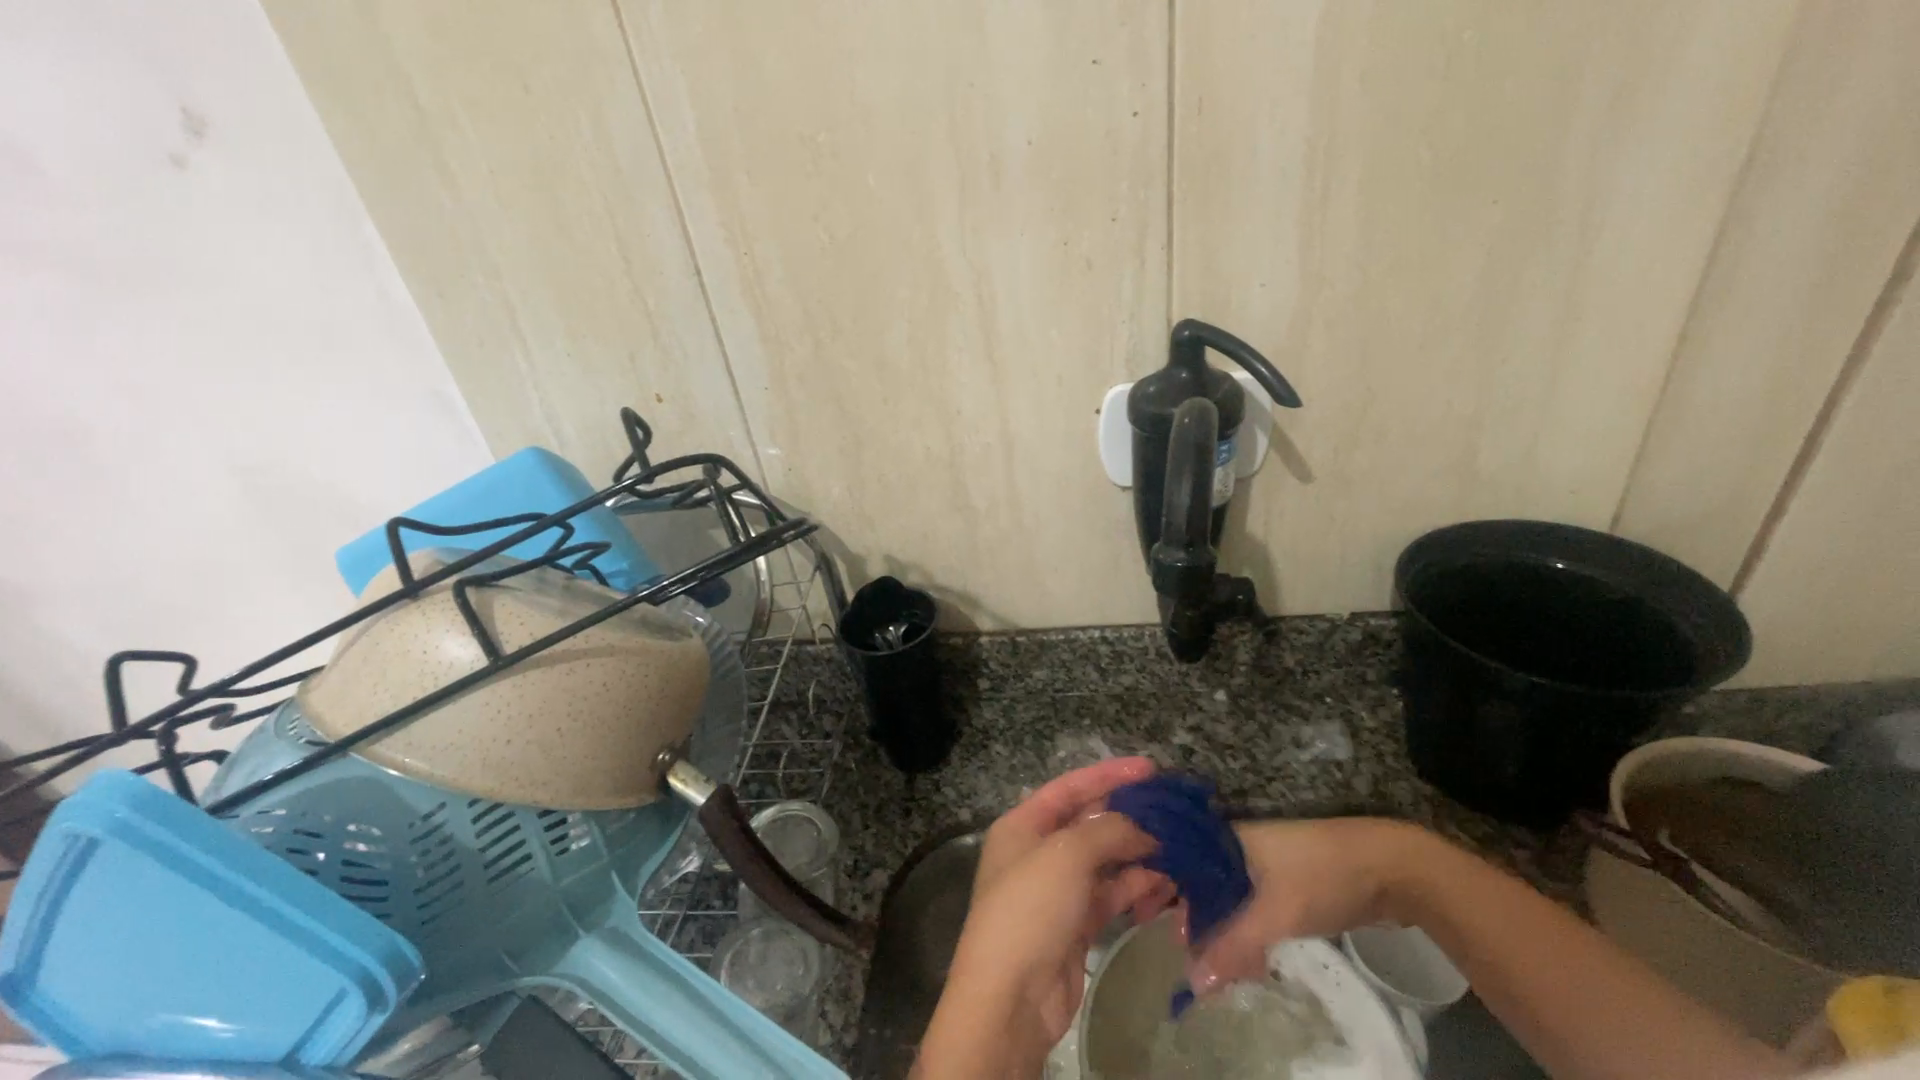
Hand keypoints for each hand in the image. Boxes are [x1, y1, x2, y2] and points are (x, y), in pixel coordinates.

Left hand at [914, 757, 1166, 1077]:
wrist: (1011, 996)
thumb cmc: (1031, 909)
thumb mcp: (1067, 855)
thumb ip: (1108, 831)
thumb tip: (1142, 829)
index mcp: (1022, 826)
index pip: (1068, 787)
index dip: (1107, 774)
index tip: (1149, 768)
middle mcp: (1037, 853)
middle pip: (1088, 823)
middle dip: (1128, 817)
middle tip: (1173, 813)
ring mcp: (1057, 891)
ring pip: (1104, 862)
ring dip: (1138, 856)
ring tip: (1179, 851)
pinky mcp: (1075, 925)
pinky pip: (1111, 896)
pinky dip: (1136, 889)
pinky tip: (1166, 887)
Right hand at [1187, 817, 1427, 992]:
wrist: (1396, 869)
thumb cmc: (1324, 877)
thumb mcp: (1274, 915)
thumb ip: (1232, 947)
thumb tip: (1193, 984)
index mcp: (1227, 838)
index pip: (1182, 864)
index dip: (1171, 898)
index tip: (1166, 935)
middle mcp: (1241, 845)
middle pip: (1206, 884)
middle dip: (1201, 923)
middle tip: (1197, 961)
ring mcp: (1267, 862)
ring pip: (1233, 898)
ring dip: (1228, 931)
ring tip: (1224, 967)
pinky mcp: (1291, 881)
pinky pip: (1257, 906)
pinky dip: (1250, 930)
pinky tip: (1251, 958)